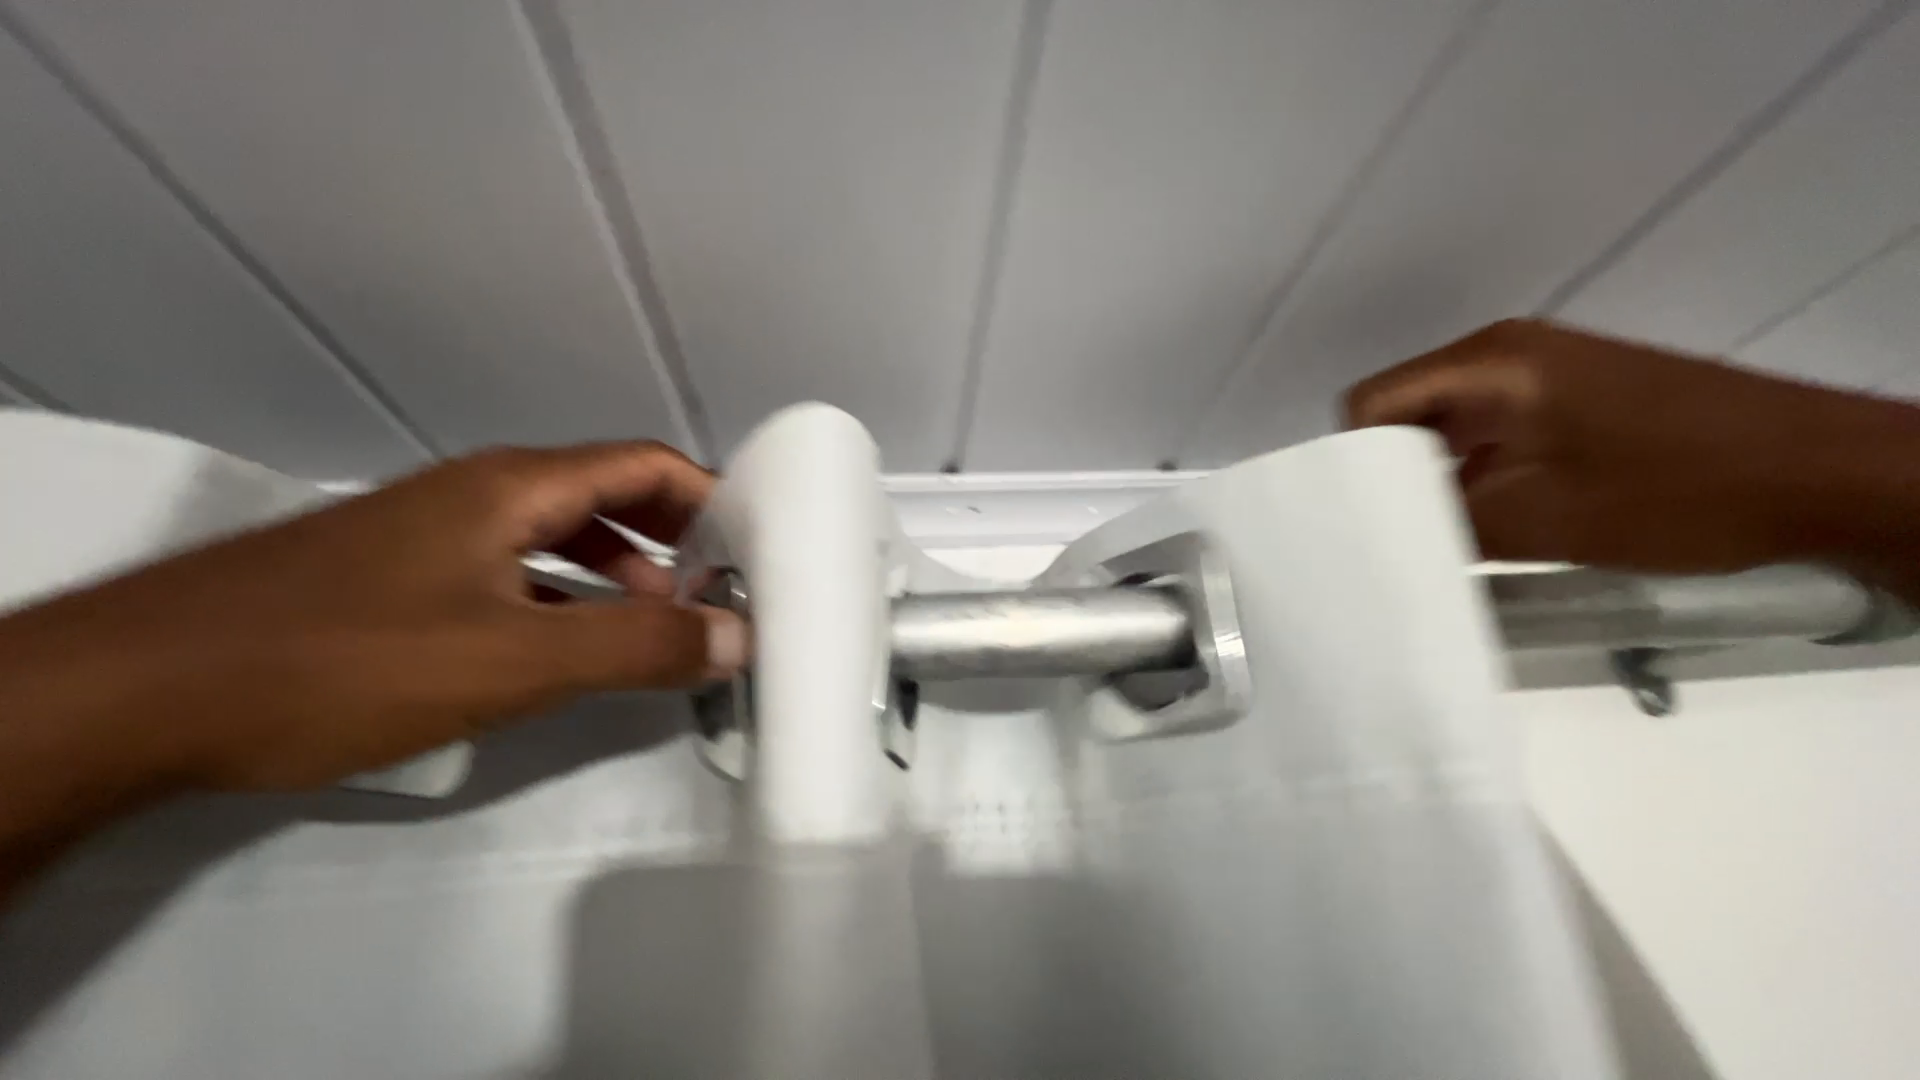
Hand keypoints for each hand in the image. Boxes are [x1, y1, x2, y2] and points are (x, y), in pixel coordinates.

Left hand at [0, 441, 747, 795]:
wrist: (139, 694)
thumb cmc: (345, 660)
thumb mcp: (515, 658)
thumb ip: (637, 646)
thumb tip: (738, 637)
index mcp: (516, 488)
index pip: (645, 466)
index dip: (709, 497)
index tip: (753, 548)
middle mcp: (480, 495)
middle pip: (606, 495)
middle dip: (673, 538)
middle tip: (715, 594)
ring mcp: (434, 535)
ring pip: (558, 536)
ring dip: (619, 571)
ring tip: (655, 624)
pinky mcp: (399, 578)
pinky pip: (512, 571)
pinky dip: (563, 596)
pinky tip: (562, 647)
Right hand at [1343, 318, 1919, 581]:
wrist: (1829, 477)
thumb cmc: (1676, 490)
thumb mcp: (1538, 520)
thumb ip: (1442, 521)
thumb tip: (1380, 535)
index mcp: (1488, 364)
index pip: (1371, 403)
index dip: (1354, 460)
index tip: (1359, 518)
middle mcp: (1505, 354)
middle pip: (1405, 412)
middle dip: (1391, 474)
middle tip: (1391, 537)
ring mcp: (1543, 374)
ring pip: (1448, 426)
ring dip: (1438, 478)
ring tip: (1436, 537)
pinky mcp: (1572, 398)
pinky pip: (1492, 432)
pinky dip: (1478, 474)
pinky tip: (1489, 522)